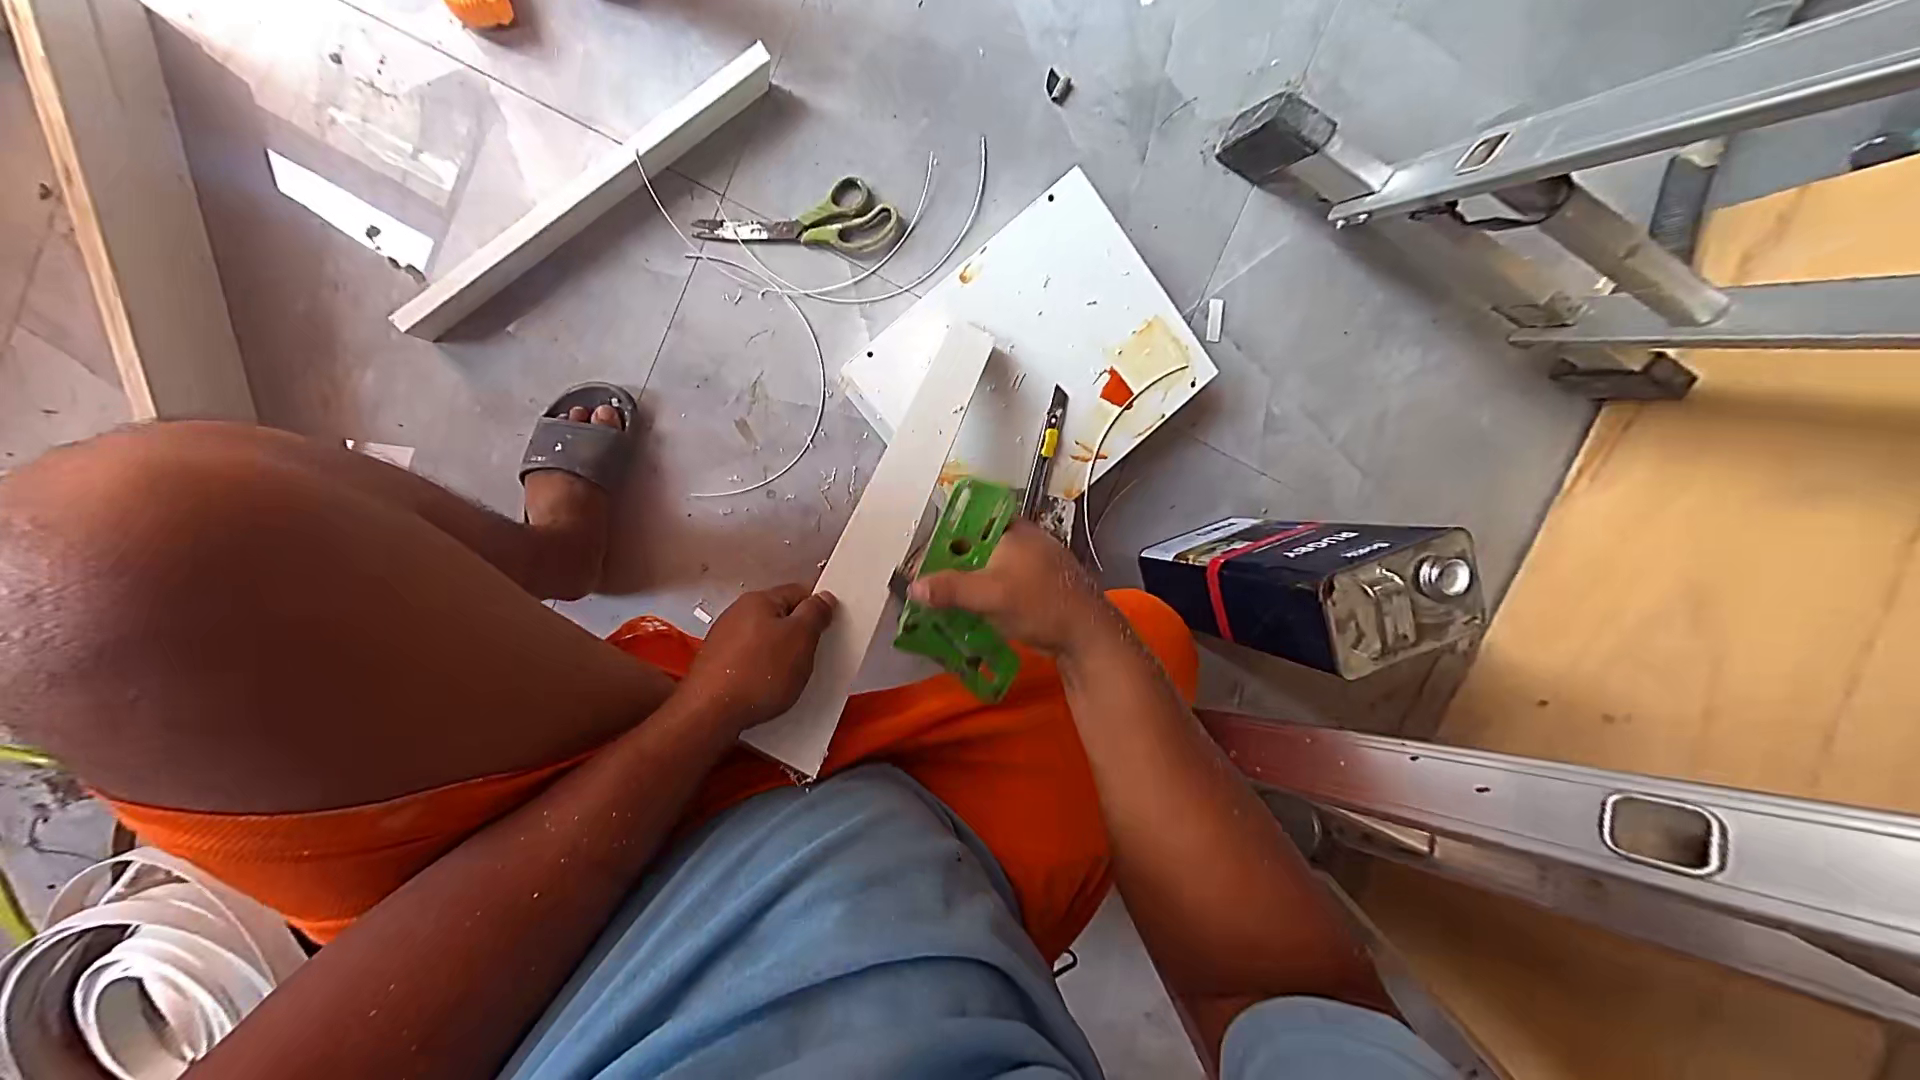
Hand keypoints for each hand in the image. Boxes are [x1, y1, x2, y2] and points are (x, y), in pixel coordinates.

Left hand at [681, 584, 836, 732]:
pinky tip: (768, 691)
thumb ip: (816, 613)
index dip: (817, 608)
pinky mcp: (718, 668)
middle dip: (799, 637)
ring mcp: (725, 642)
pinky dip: (763, 676)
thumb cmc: (755, 675)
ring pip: (767, 644)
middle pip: (781, 619)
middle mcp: (737, 616)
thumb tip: (822, 599)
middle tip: (809, 656)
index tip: (827, 626)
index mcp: (758, 601)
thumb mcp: (802, 638)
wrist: (710, 715)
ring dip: (781, 659)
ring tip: (788, 679)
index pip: (798, 592)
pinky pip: (752, 665)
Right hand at [907, 521, 1113, 655]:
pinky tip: (969, 609)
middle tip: (926, 583)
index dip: (941, 537)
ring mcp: (1030, 561)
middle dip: (950, 563)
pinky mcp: (1035, 584)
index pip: (967, 521)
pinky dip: (983, 593)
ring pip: (986, 565)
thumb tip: (913, 587)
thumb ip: (950, 589)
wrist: (1087, 635)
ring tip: (941, 599)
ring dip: (966, 581)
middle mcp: (1020, 538)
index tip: (921, 559)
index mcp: (1011, 529)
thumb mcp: (990, 595)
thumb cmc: (1041, 604)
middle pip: (974, 544)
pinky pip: (999, 582)